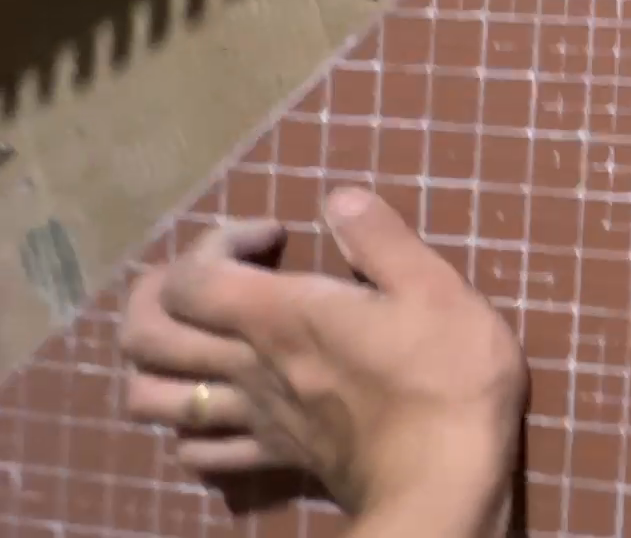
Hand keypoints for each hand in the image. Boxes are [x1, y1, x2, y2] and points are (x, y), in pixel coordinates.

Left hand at [120, 189, 526, 527]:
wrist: (445, 468)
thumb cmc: (449, 367)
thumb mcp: (436, 286)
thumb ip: (384, 241)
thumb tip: (340, 197)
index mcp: (285, 318)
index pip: (194, 278)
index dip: (217, 243)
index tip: (281, 232)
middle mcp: (251, 367)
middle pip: (146, 336)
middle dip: (160, 291)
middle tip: (220, 270)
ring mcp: (255, 418)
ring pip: (151, 396)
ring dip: (157, 359)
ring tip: (206, 334)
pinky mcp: (274, 455)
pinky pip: (197, 447)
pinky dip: (191, 422)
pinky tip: (225, 406)